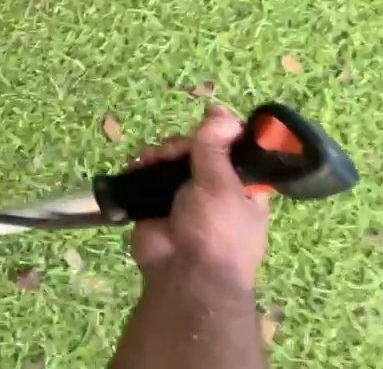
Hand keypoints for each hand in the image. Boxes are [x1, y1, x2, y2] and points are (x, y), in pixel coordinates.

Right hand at [126, 106, 270, 291]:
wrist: (183, 270)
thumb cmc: (215, 230)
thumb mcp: (221, 185)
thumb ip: (215, 148)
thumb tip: (221, 112)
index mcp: (243, 188)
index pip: (235, 150)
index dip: (222, 132)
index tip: (208, 116)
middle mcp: (215, 188)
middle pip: (197, 149)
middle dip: (181, 145)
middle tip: (173, 153)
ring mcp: (184, 195)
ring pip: (170, 159)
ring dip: (158, 155)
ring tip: (150, 163)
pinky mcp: (156, 200)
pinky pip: (147, 173)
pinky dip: (141, 167)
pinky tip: (138, 168)